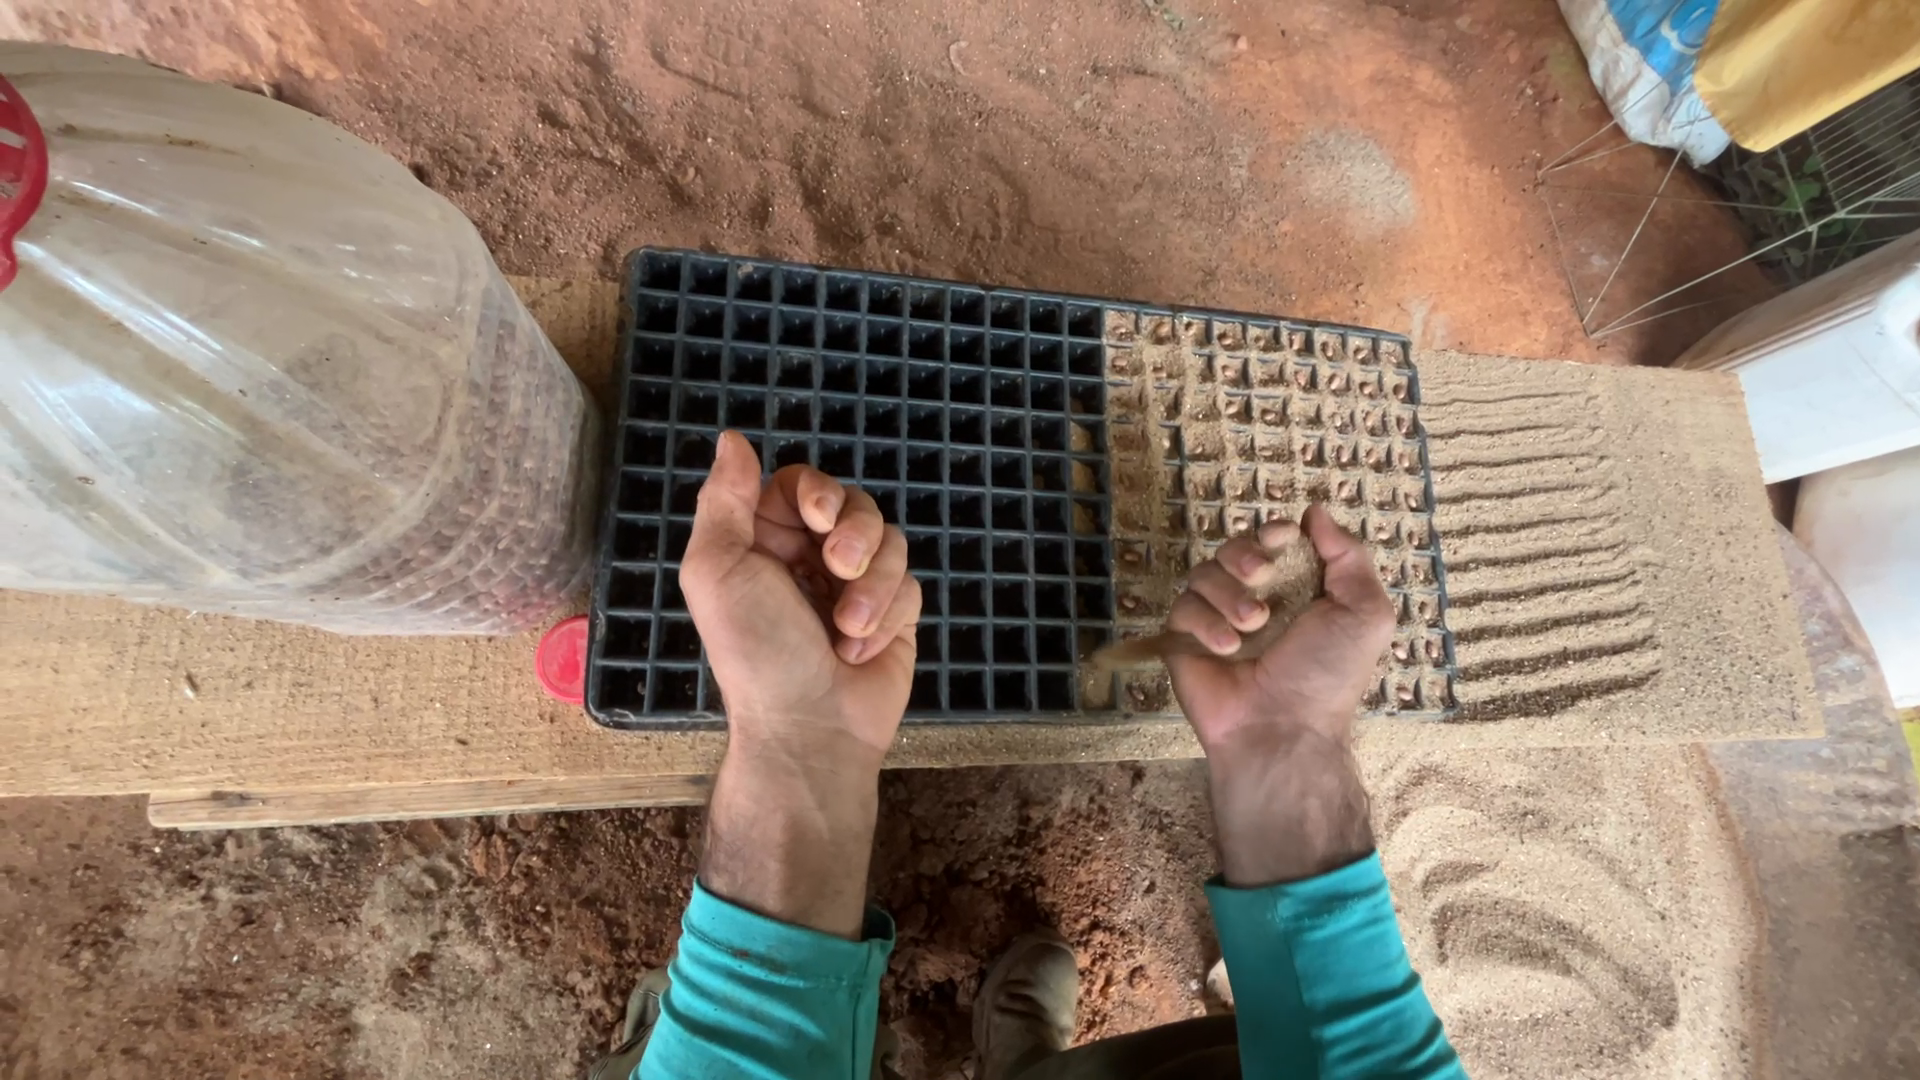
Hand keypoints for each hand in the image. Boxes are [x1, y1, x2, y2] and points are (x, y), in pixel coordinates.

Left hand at [679, 430, 920, 765]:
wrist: (811, 726)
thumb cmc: (757, 649)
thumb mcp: (719, 572)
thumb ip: (725, 502)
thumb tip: (732, 438)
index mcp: (768, 542)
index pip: (805, 483)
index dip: (819, 491)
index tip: (820, 517)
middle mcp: (814, 557)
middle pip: (857, 505)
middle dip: (856, 536)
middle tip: (840, 569)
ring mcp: (860, 585)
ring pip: (892, 542)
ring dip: (872, 587)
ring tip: (847, 628)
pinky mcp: (897, 614)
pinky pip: (910, 586)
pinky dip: (887, 618)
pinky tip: (860, 649)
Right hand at [1165, 505, 1395, 750]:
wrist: (1281, 727)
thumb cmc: (1326, 673)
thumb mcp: (1364, 613)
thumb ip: (1348, 557)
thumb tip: (1315, 511)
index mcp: (1293, 589)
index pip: (1271, 541)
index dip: (1271, 531)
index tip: (1279, 537)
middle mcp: (1251, 598)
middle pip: (1232, 548)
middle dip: (1243, 554)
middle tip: (1259, 575)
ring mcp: (1214, 617)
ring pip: (1203, 573)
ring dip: (1229, 595)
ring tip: (1251, 626)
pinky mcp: (1183, 637)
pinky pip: (1183, 607)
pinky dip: (1205, 623)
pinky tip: (1227, 648)